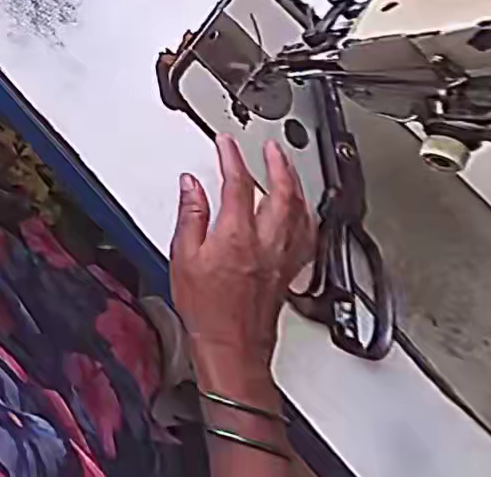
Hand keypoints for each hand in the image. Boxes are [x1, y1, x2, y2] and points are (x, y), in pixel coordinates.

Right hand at [171, 135, 316, 367]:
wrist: (230, 347)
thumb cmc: (205, 308)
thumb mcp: (183, 255)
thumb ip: (190, 215)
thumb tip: (191, 185)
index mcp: (236, 237)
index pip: (238, 185)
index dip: (232, 158)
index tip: (226, 143)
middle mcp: (266, 245)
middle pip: (282, 195)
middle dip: (278, 165)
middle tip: (271, 148)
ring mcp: (283, 260)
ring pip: (301, 214)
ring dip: (296, 186)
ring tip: (289, 169)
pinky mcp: (290, 273)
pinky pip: (307, 237)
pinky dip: (305, 215)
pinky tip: (302, 212)